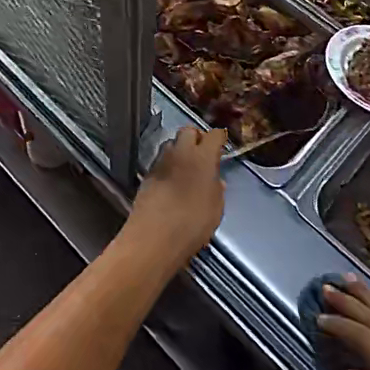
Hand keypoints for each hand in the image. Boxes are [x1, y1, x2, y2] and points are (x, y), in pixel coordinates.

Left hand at [122, 128, 225, 267]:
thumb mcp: (216, 209)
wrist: (153, 238)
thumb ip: (216, 189)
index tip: (222, 143)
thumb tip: (215, 180)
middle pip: (188, 131)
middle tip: (202, 151)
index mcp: (203, 158)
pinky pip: (160, 161)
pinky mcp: (146, 175)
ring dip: (179, 150)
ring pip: (171, 144)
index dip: (219, 138)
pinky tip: (172, 181)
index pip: (214, 135)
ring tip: (186, 166)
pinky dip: (168, 166)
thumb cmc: (192, 224)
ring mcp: (160, 163)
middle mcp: (181, 153)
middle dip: (196, 137)